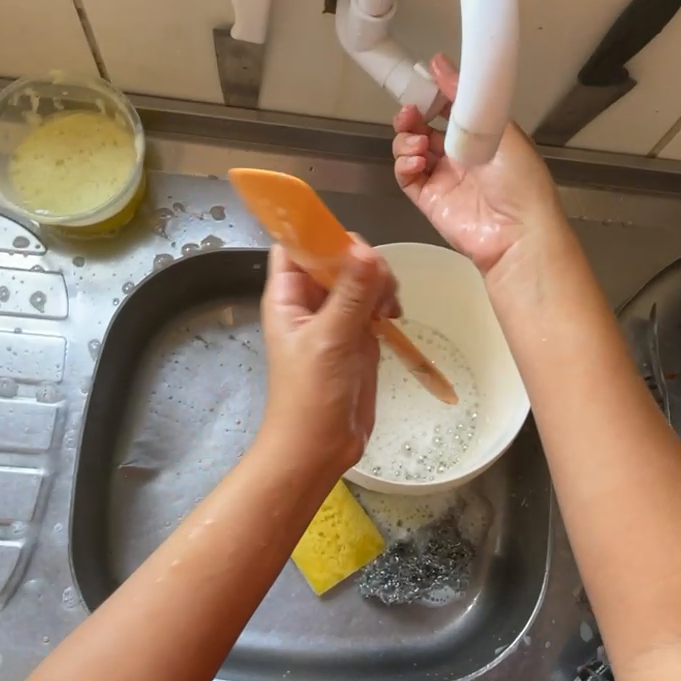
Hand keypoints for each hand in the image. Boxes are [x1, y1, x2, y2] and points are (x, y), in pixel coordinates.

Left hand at [257, 241, 398, 479]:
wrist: (318, 446)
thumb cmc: (310, 395)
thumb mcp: (329, 340)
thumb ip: (350, 294)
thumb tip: (369, 251)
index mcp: (288, 295)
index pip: (297, 245)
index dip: (319, 234)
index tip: (352, 244)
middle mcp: (310, 301)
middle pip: (336, 256)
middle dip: (361, 261)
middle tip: (378, 285)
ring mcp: (336, 317)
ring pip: (360, 276)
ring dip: (379, 282)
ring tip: (387, 308)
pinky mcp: (358, 334)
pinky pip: (374, 301)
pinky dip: (387, 302)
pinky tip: (392, 317)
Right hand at [393, 54, 566, 274]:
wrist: (518, 231)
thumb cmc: (520, 179)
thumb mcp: (498, 127)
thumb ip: (465, 95)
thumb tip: (439, 62)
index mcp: (479, 135)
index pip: (446, 109)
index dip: (431, 97)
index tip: (422, 85)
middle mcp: (459, 155)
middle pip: (422, 128)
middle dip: (411, 117)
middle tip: (411, 113)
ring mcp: (442, 178)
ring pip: (409, 151)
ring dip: (406, 140)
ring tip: (417, 143)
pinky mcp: (428, 200)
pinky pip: (406, 177)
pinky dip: (403, 165)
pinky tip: (415, 162)